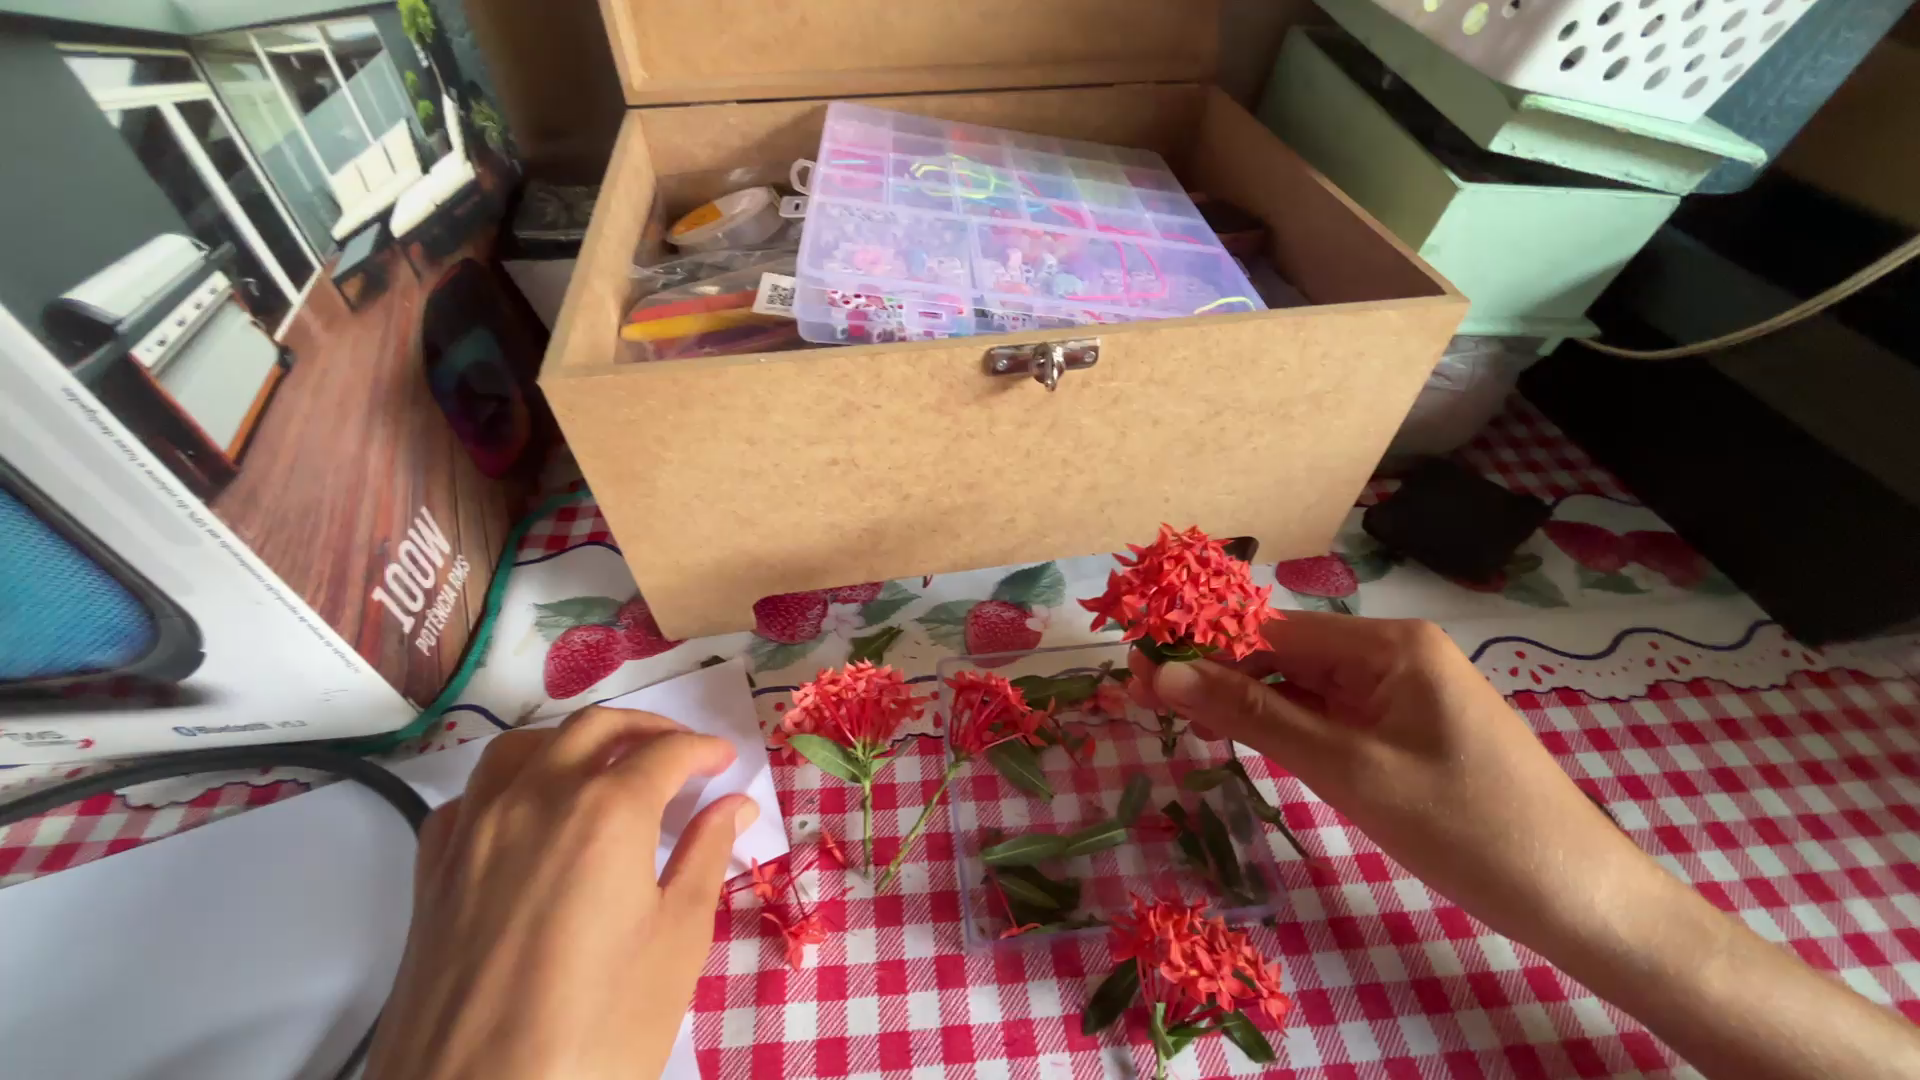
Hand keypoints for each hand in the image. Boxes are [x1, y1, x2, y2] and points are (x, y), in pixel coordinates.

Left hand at [364, 706, 759, 1079]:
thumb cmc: (602, 1027)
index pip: (666, 752)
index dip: (704, 750)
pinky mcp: (433, 874)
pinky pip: (470, 799)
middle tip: (682, 754)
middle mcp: (536, 799)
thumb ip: (706, 854)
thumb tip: (735, 805)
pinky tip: (531, 815)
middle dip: (648, 729)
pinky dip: (509, 785)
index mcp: (606, 810)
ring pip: (524, 747)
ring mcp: (475, 832)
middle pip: (595, 728)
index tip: (726, 762)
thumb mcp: (678, 939)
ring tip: (607, 766)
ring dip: (575, 741)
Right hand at [1130, 611, 1919, 1079]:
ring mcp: (1399, 690)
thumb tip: (1162, 675)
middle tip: (1147, 704)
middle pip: (1281, 655)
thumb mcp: (1346, 769)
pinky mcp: (1401, 726)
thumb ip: (1252, 716)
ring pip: (1299, 685)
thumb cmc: (1466, 828)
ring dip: (1245, 703)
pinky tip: (1243, 740)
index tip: (1137, 670)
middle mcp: (1391, 652)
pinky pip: (1326, 712)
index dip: (1199, 650)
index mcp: (1387, 644)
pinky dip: (1283, 726)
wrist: (1583, 901)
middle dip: (1216, 677)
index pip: (1269, 633)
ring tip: (1184, 725)